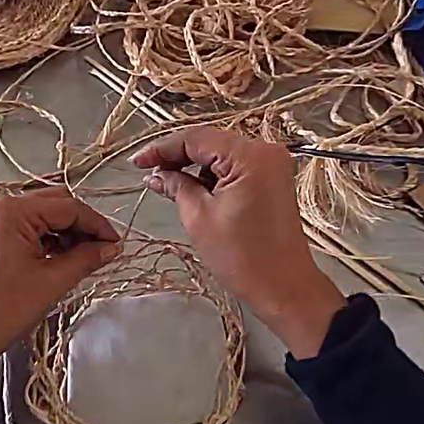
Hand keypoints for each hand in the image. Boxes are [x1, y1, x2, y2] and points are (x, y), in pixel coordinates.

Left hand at [0, 188, 120, 384]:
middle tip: (102, 250)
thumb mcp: (51, 282)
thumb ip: (86, 258)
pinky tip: (60, 259)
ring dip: (65, 233)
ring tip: (83, 259)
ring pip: (41, 216)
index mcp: (13, 211)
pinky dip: (47, 240)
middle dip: (82, 226)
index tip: (117, 244)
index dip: (98, 224)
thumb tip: (111, 248)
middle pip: (55, 204)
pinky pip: (26, 228)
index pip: (69, 207)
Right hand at [132, 128, 345, 358]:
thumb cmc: (243, 256)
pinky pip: (237, 166)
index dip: (163, 148)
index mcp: (250, 155)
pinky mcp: (274, 178)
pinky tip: (193, 187)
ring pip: (223, 153)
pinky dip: (214, 174)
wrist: (284, 286)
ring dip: (195, 165)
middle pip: (211, 142)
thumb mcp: (199, 217)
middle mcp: (266, 151)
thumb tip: (157, 175)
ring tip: (167, 182)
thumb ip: (176, 186)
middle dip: (178, 156)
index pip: (196, 138)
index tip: (138, 162)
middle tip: (148, 171)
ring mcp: (273, 164)